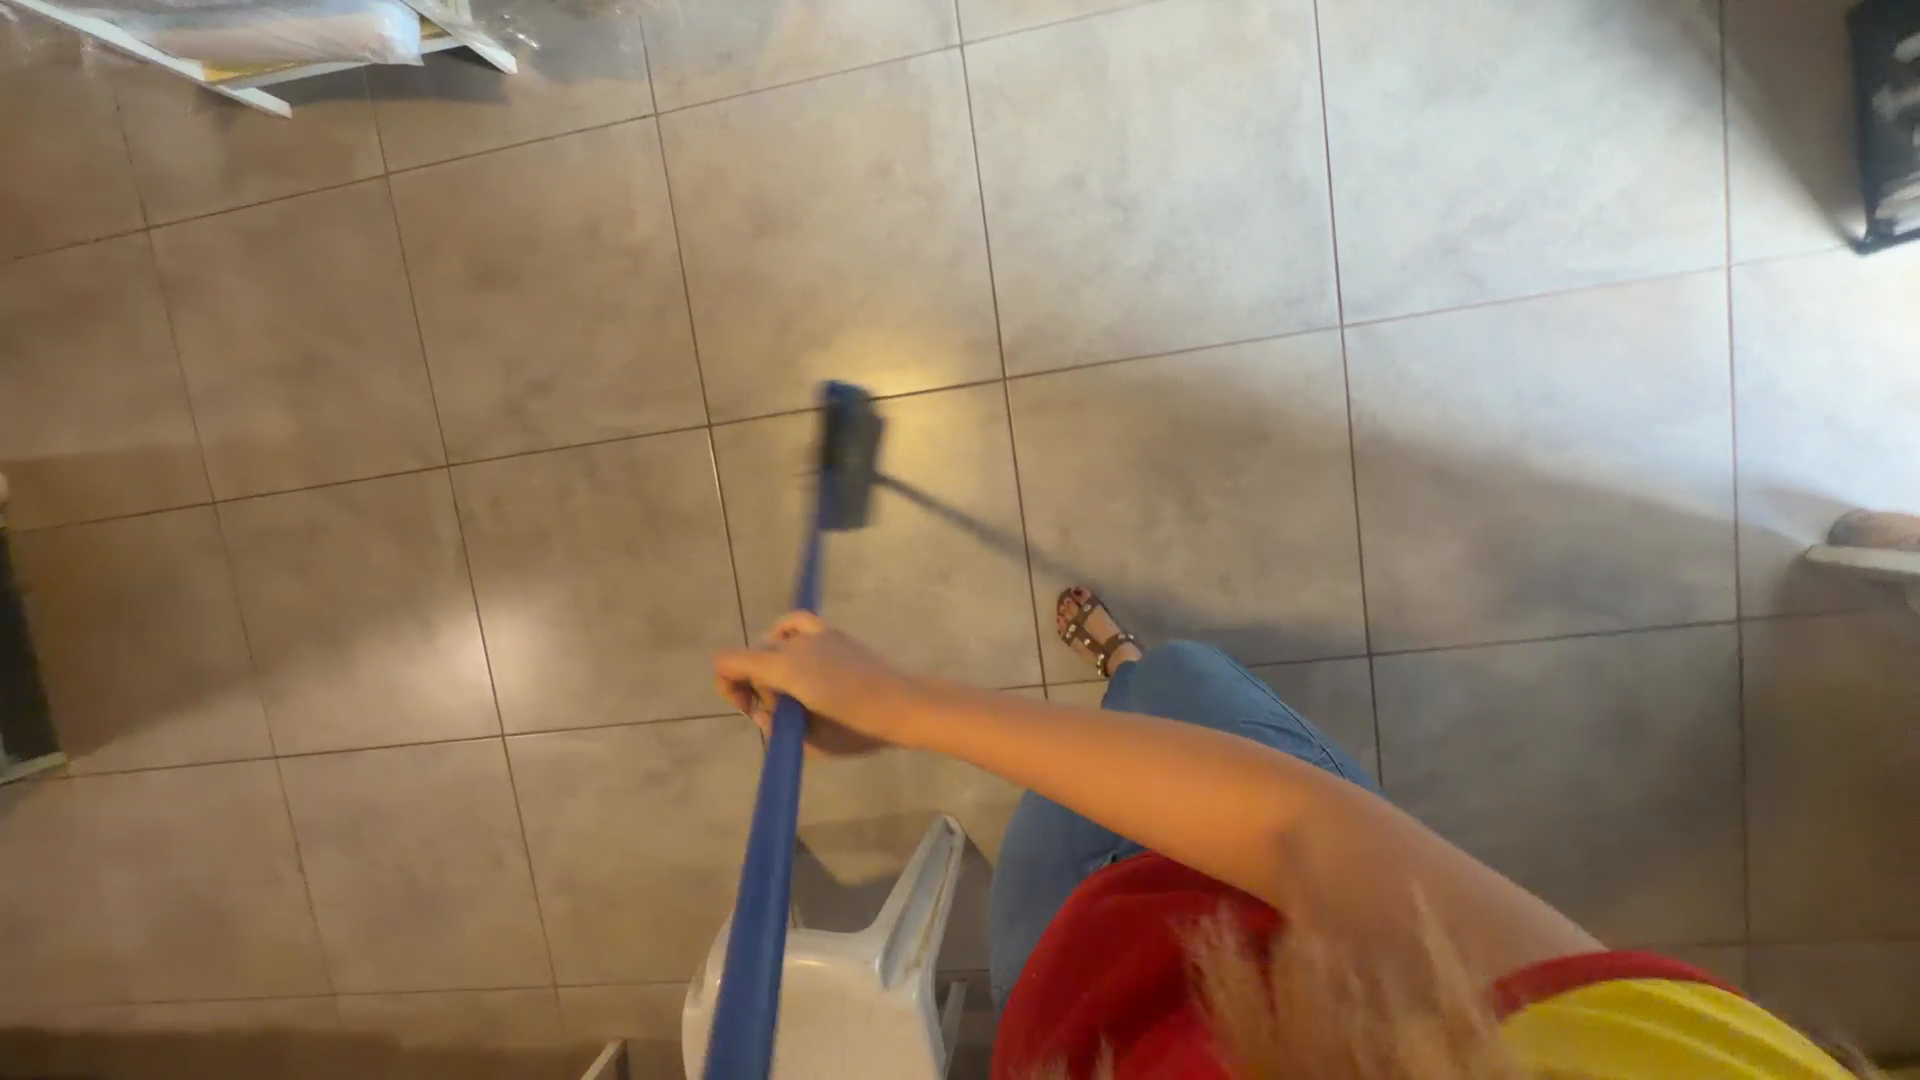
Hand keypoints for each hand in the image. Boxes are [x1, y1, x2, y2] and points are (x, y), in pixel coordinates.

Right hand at [713, 612, 920, 755]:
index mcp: (784, 670)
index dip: (727, 685)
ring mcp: (816, 634)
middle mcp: (794, 645)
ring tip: (796, 689)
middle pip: (754, 659)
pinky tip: (794, 651)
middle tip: (783, 712)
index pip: (727, 662)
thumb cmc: (857, 729)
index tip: (750, 709)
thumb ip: (777, 725)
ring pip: (774, 645)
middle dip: (758, 686)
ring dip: (773, 666)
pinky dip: (786, 633)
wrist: (902, 706)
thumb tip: (768, 713)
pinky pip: (797, 622)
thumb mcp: (809, 741)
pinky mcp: (835, 633)